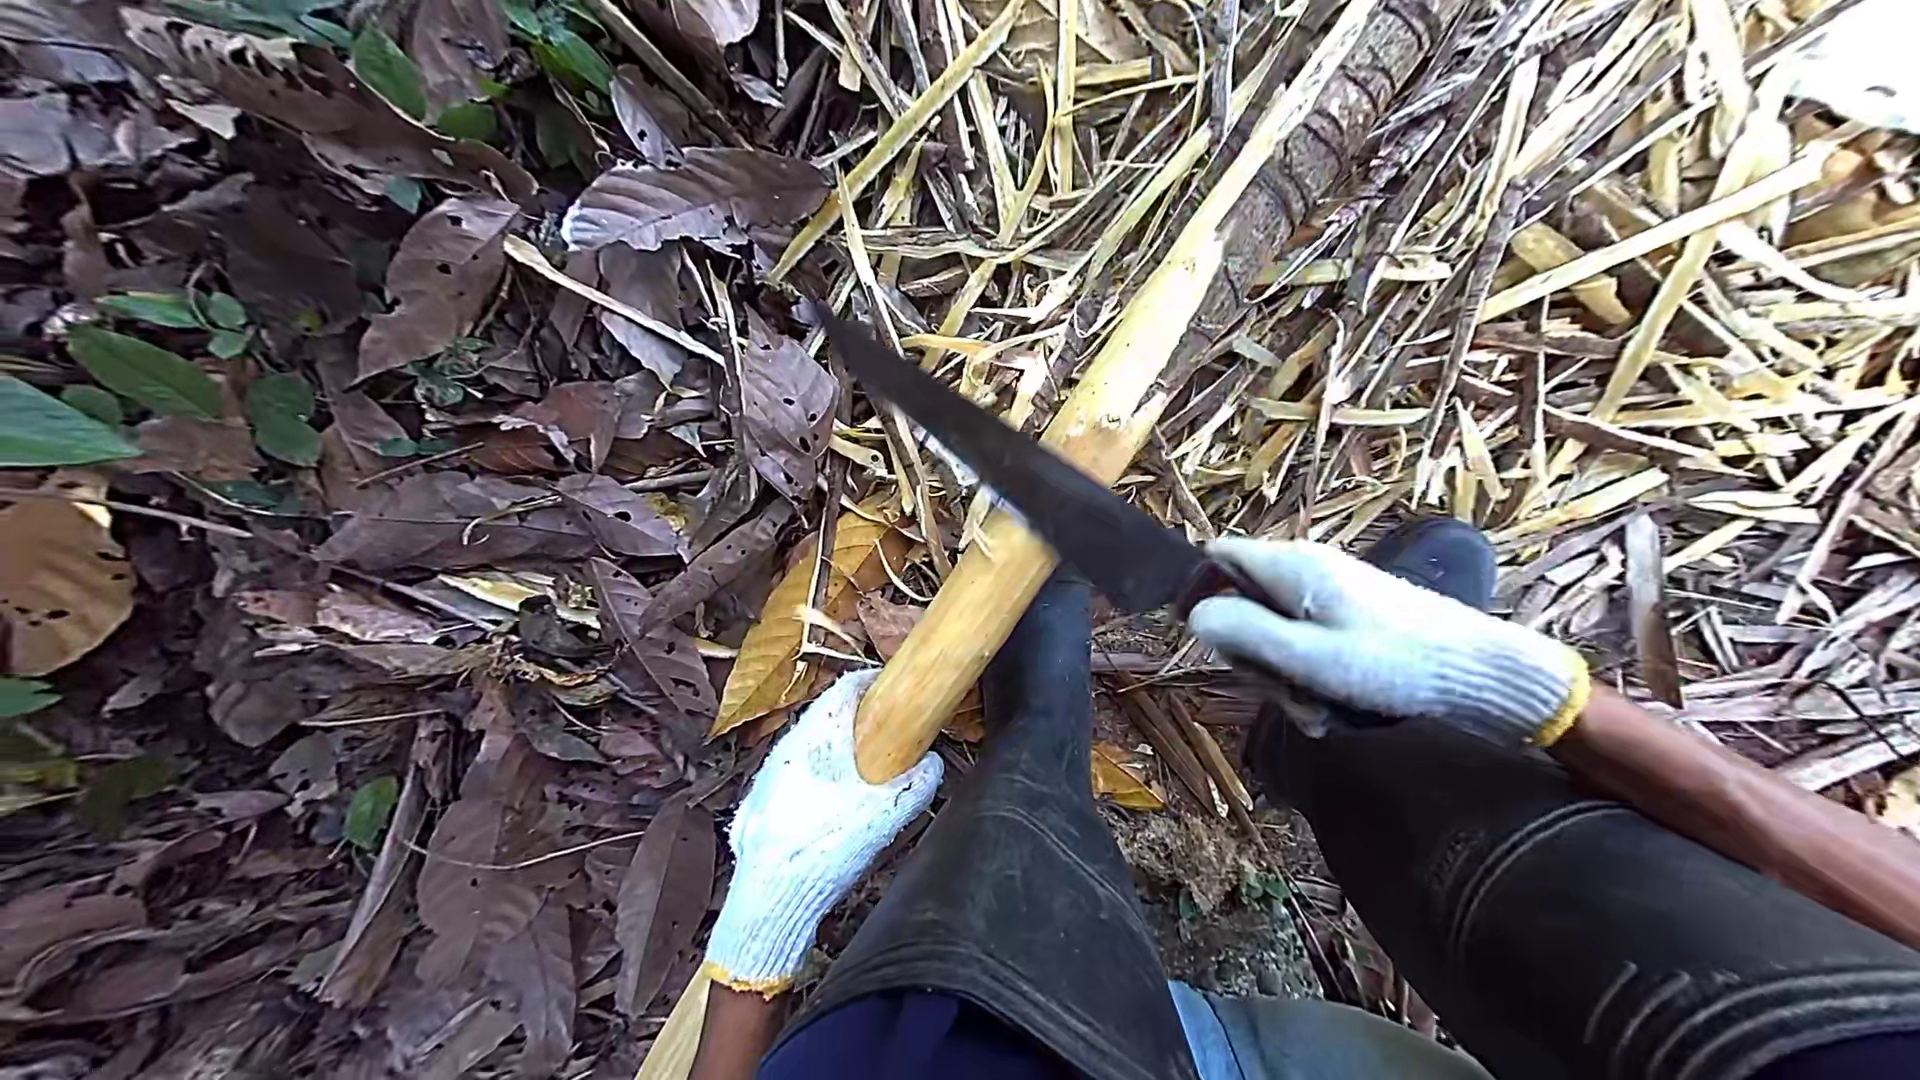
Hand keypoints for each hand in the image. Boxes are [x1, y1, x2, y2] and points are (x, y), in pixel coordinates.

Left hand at [702, 669, 942, 994]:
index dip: (876, 681)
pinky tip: (830, 808)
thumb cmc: (825, 851)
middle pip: (829, 713)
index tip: (895, 688)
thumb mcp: (886, 815)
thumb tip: (932, 763)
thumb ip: (918, 782)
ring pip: (809, 743)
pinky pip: (793, 772)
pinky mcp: (758, 800)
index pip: (849, 685)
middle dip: (860, 719)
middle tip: (887, 736)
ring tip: (861, 774)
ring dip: (836, 748)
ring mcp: (768, 772)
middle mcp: (787, 744)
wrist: (768, 902)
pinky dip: (815, 776)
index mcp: (817, 734)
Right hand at [1187, 538, 1588, 746]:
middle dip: (1250, 651)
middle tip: (1278, 688)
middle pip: (1241, 601)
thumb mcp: (1309, 656)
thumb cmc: (1396, 663)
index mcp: (1291, 566)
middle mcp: (1306, 570)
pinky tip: (1331, 709)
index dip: (1198, 589)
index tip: (1200, 634)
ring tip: (1315, 710)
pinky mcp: (1350, 616)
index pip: (1217, 556)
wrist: (1490, 677)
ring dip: (1281, 673)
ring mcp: (1330, 593)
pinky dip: (1308, 675)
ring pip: (1272, 629)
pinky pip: (1305, 641)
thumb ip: (1243, 632)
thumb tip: (1192, 617)